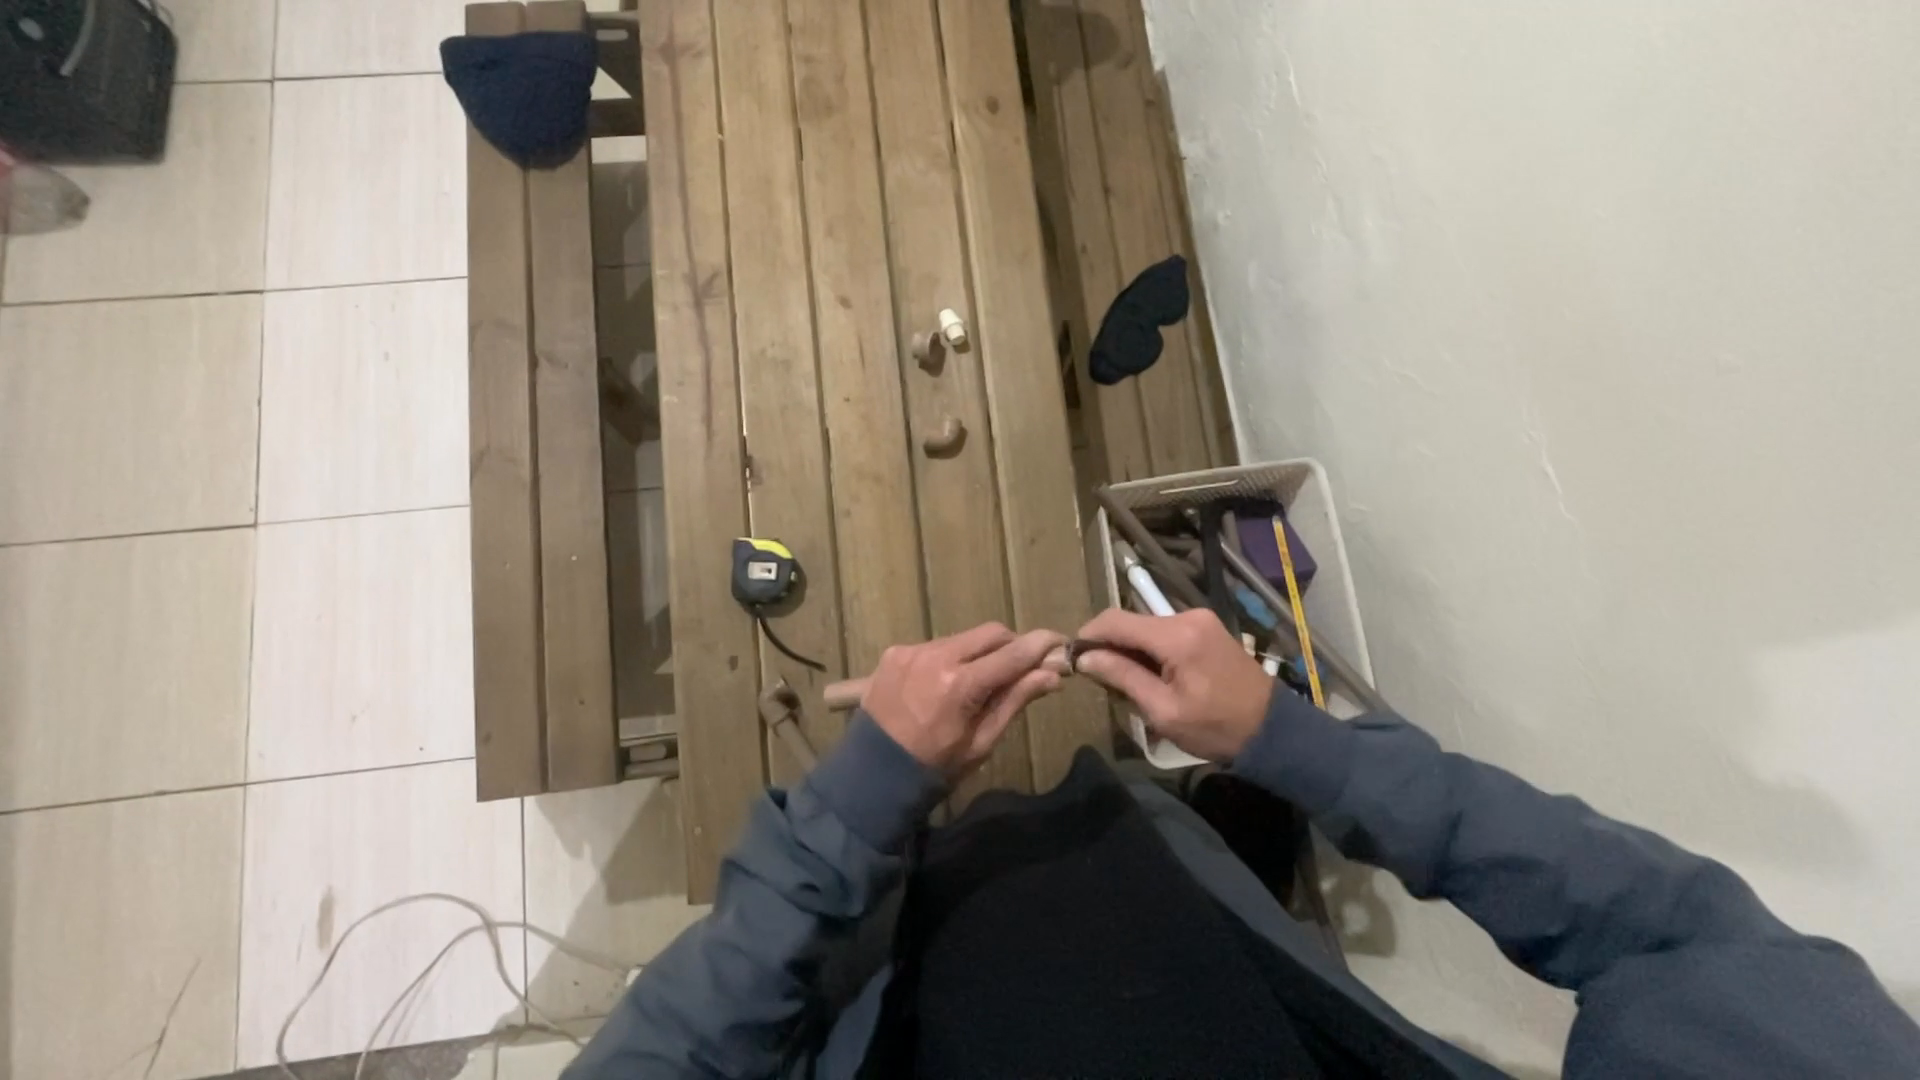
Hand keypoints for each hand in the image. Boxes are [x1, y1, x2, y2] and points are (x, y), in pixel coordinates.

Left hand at [860, 623, 1067, 776]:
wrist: (873, 775)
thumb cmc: (935, 767)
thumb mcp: (981, 741)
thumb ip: (1015, 700)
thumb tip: (1052, 674)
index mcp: (960, 685)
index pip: (1012, 654)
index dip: (1040, 646)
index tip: (1060, 643)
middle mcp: (936, 657)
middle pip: (990, 633)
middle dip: (1011, 645)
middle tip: (1023, 666)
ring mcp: (912, 651)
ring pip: (962, 638)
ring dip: (979, 652)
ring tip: (980, 681)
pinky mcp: (894, 652)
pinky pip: (935, 646)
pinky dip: (950, 658)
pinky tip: (946, 684)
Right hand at [1073, 608, 1273, 761]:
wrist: (1274, 731)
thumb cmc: (1216, 728)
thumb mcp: (1163, 710)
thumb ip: (1122, 677)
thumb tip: (1084, 657)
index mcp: (1176, 635)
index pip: (1115, 620)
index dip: (1088, 636)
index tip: (1074, 659)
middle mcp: (1187, 616)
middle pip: (1131, 621)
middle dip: (1109, 645)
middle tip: (1098, 678)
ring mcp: (1200, 620)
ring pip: (1146, 627)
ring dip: (1130, 649)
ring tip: (1124, 682)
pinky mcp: (1207, 628)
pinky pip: (1165, 632)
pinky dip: (1150, 649)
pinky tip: (1150, 675)